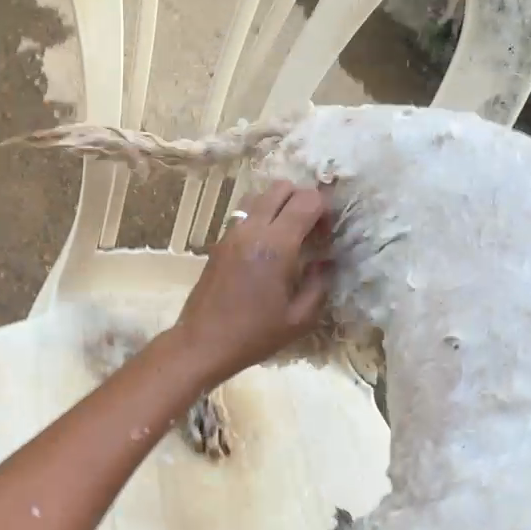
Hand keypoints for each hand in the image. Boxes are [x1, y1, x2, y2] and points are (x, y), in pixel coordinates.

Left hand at [170, 181, 332, 383]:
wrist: (203, 342)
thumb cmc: (255, 335)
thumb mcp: (300, 318)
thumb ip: (319, 284)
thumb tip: (327, 260)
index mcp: (276, 245)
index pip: (307, 200)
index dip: (325, 209)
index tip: (327, 234)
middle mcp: (252, 229)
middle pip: (282, 187)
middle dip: (303, 200)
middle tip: (311, 231)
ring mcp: (232, 232)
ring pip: (260, 195)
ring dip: (280, 205)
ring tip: (289, 235)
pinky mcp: (219, 241)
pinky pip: (244, 213)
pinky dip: (262, 217)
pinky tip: (268, 247)